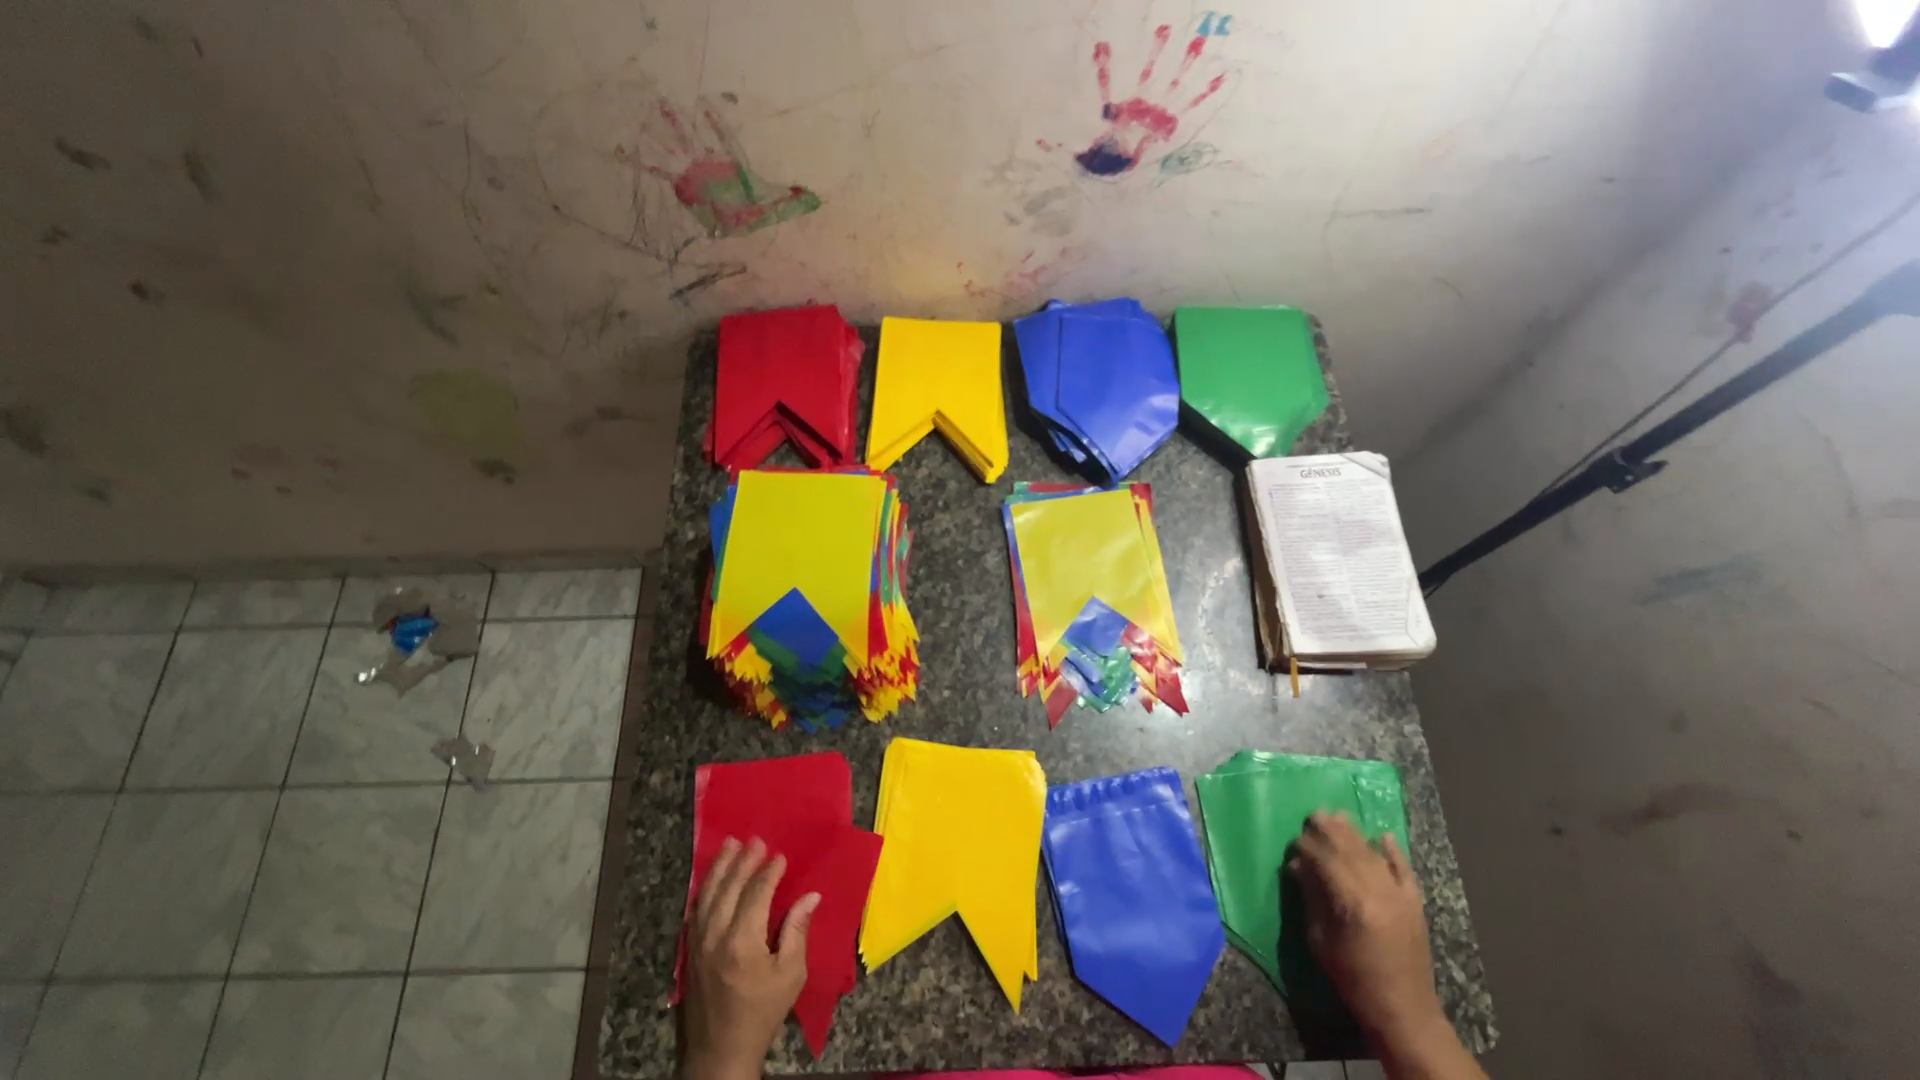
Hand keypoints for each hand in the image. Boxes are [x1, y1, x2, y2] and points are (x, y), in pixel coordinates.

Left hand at [680, 837, 820, 1079]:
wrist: (721, 1051)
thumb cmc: (763, 1013)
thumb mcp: (791, 975)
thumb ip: (796, 931)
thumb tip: (810, 896)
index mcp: (743, 941)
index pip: (756, 894)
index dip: (769, 872)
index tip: (780, 856)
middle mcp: (716, 935)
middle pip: (728, 888)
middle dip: (742, 862)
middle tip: (754, 840)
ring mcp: (698, 943)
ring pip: (707, 895)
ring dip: (719, 868)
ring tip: (730, 845)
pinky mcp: (690, 952)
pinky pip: (695, 911)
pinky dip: (704, 890)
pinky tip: (711, 879)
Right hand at [1289, 812, 1441, 1043]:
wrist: (1403, 1008)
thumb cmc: (1353, 979)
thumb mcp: (1321, 941)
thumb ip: (1312, 899)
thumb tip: (1298, 867)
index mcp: (1353, 903)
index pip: (1327, 862)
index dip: (1309, 847)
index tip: (1295, 839)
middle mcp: (1379, 892)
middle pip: (1352, 851)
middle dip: (1331, 831)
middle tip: (1315, 813)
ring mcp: (1401, 896)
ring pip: (1375, 855)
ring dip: (1356, 834)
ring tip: (1339, 816)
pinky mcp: (1415, 903)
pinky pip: (1404, 869)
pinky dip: (1393, 851)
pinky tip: (1383, 835)